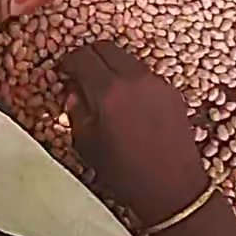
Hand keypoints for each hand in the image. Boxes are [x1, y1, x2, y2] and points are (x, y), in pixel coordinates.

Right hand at [59, 42, 209, 226]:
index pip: (82, 57)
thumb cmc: (124, 172)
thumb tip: (73, 91)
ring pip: (126, 58)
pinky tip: (126, 102)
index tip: (63, 72)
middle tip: (80, 74)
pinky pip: (144, 74)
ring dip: (110, 66)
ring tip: (103, 89)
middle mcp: (134, 78)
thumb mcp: (86, 144)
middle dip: (88, 57)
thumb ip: (76, 110)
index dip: (68, 62)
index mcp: (108, 91)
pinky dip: (130, 79)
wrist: (171, 188)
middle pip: (105, 47)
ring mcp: (156, 82)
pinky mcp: (171, 91)